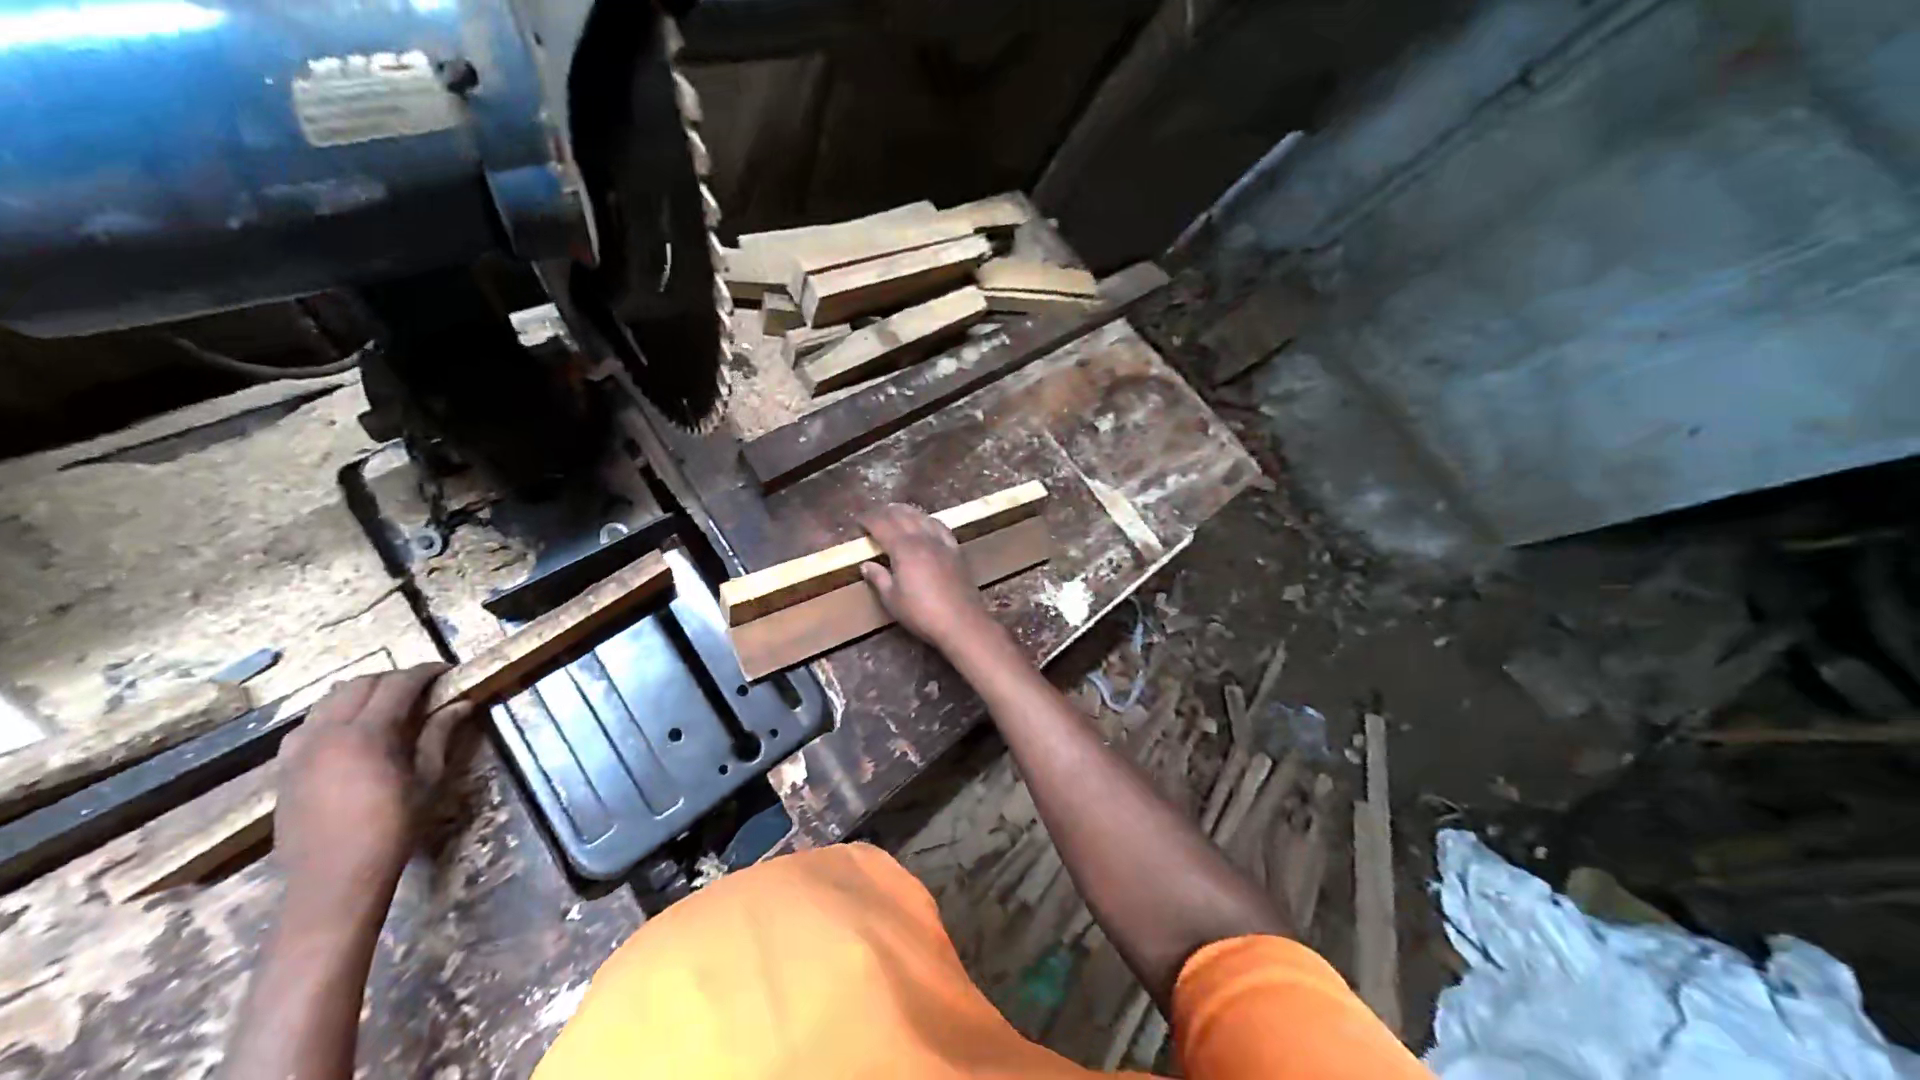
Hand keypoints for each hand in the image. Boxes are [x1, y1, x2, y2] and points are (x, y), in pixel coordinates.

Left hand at [273, 665, 472, 907]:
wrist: (333, 878)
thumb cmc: (392, 829)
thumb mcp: (428, 780)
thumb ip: (440, 735)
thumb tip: (461, 703)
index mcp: (366, 735)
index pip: (397, 685)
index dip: (425, 672)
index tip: (447, 671)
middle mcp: (326, 733)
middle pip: (360, 684)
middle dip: (394, 678)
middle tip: (423, 687)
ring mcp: (298, 749)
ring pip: (329, 700)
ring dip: (363, 693)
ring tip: (389, 704)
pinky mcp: (284, 766)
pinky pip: (309, 723)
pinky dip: (335, 714)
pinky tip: (352, 731)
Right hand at [858, 504, 995, 650]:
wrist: (961, 622)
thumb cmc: (922, 613)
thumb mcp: (892, 600)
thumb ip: (879, 578)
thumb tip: (866, 564)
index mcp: (904, 549)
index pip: (882, 525)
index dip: (868, 520)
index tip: (858, 521)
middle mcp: (922, 538)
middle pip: (902, 515)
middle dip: (884, 512)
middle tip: (873, 516)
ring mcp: (942, 542)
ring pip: (922, 517)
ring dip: (906, 511)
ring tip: (895, 511)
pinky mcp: (956, 550)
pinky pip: (940, 526)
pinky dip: (928, 519)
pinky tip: (926, 522)